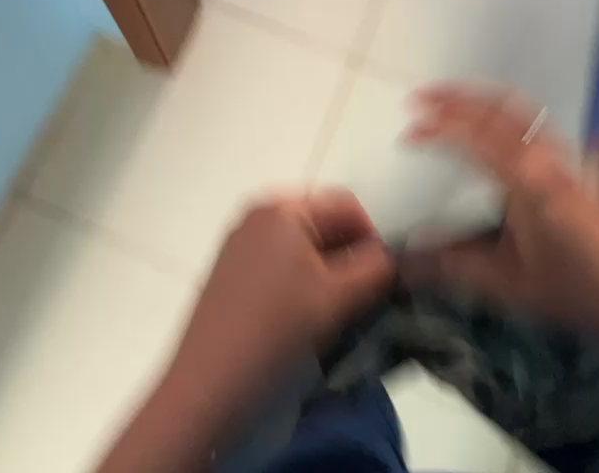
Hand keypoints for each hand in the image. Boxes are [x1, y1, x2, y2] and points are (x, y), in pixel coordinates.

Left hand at [162, 190, 394, 417]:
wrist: (206, 392)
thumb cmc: (274, 334)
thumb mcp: (337, 299)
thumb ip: (375, 269)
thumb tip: (392, 257)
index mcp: (281, 207)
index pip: (347, 205)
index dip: (374, 239)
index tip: (386, 282)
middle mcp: (257, 215)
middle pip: (324, 225)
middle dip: (349, 259)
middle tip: (364, 301)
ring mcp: (239, 246)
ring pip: (304, 250)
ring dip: (328, 278)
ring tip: (336, 317)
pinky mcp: (230, 276)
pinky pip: (281, 269)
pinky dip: (302, 288)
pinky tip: (305, 324)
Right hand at [401, 85, 598, 336]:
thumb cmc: (580, 290)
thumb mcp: (511, 285)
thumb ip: (456, 267)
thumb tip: (407, 261)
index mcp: (528, 180)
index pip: (474, 137)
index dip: (437, 128)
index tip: (407, 132)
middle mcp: (546, 157)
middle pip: (496, 109)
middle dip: (455, 97)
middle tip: (419, 97)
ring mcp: (565, 155)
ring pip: (517, 108)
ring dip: (479, 98)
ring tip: (449, 101)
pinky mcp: (575, 163)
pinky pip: (532, 121)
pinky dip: (502, 110)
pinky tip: (492, 126)